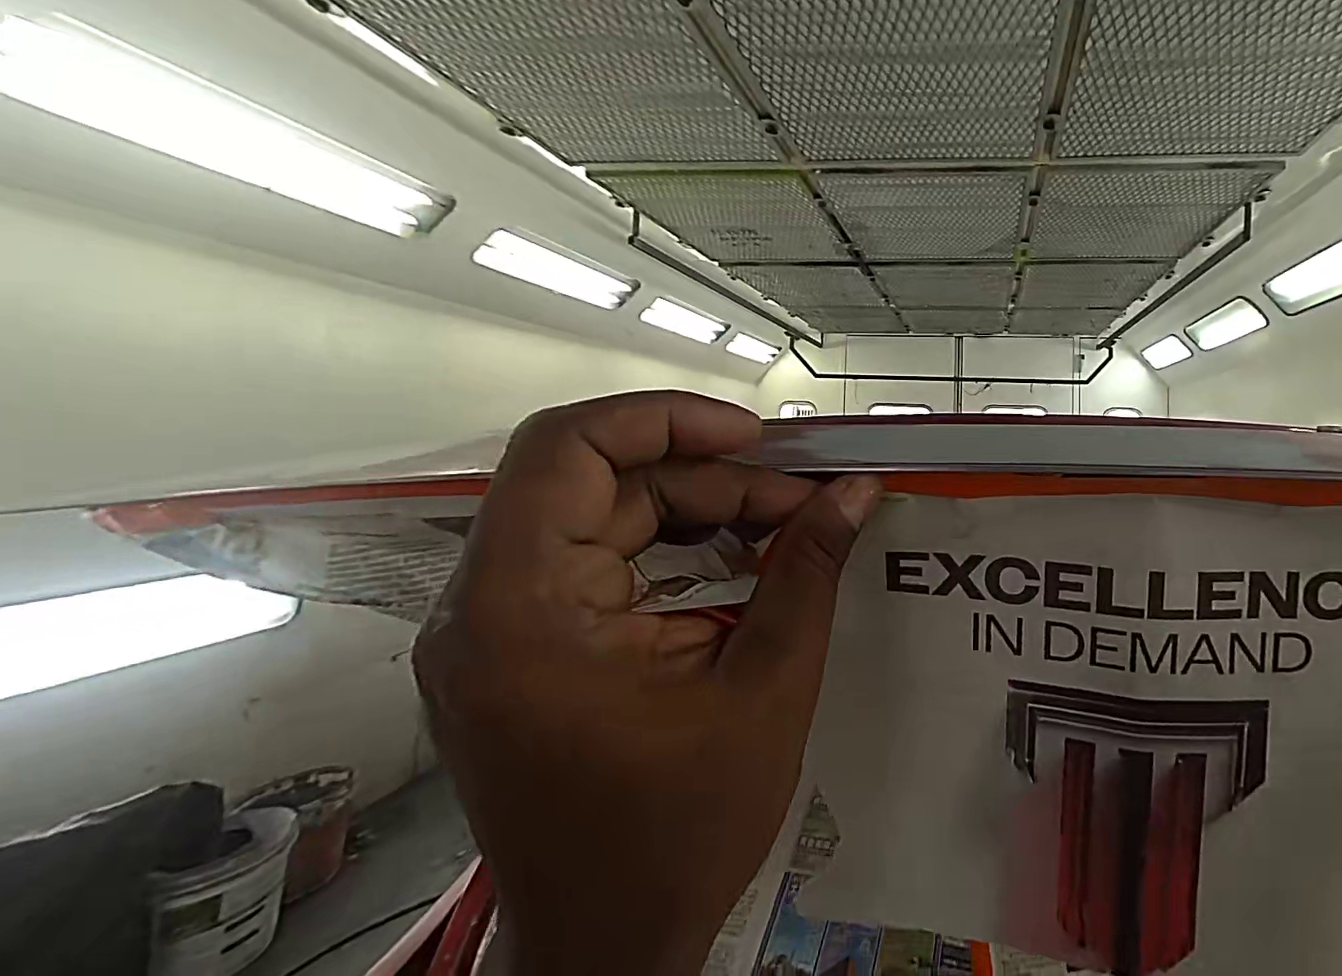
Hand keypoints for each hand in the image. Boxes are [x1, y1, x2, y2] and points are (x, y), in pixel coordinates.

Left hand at [414, 392, 880, 975]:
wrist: (608, 943)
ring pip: (599, 512)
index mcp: (522, 611)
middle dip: (705, 476)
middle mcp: (485, 604)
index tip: (754, 437)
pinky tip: (731, 557)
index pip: (565, 448)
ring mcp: (496, 625)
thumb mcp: (765, 690)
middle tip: (796, 499)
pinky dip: (666, 544)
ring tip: (775, 524)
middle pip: (596, 480)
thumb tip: (855, 494)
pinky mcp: (522, 643)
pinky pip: (596, 556)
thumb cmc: (681, 834)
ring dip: (691, 507)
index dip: (663, 418)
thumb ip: (808, 573)